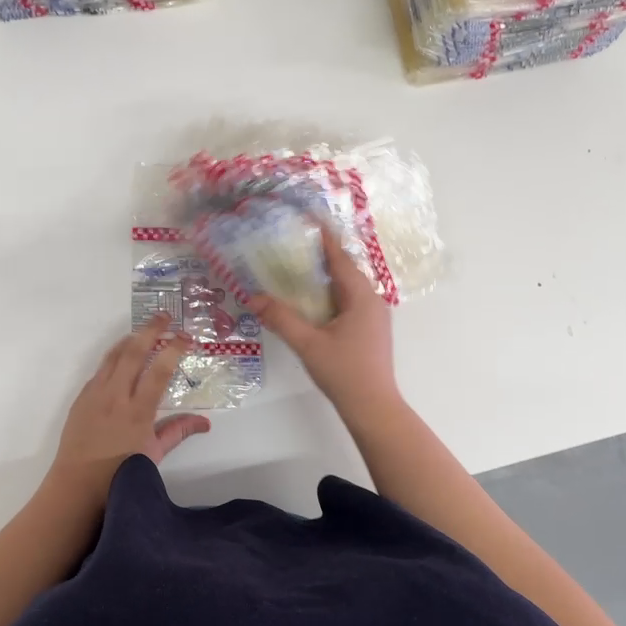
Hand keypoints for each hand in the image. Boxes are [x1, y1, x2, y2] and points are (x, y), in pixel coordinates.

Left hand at [47, 314, 210, 497]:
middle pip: (133, 353)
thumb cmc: (120, 474)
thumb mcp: (154, 455)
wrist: (77, 484)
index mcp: (138, 412)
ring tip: (143, 330)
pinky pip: (100, 371)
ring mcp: (95, 395)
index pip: (159, 370)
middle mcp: (116, 397)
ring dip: (129, 339)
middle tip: (164, 316)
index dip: (173, 349)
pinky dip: (114, 358)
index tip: (186, 337)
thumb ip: (178, 432)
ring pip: (113, 357)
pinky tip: (121, 357)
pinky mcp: (81, 398)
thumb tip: (205, 422)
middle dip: (150, 331)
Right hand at [254, 228, 402, 422]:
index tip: (305, 218)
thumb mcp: (308, 344)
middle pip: (344, 268)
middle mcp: (372, 300)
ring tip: (295, 266)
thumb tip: (253, 298)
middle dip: (319, 254)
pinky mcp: (369, 330)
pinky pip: (347, 301)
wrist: (373, 407)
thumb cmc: (344, 373)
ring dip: (323, 276)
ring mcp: (373, 316)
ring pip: (346, 286)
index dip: (322, 236)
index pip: (340, 256)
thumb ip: (281, 319)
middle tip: (291, 242)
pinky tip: (310, 300)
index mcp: (361, 296)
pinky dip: (328, 294)